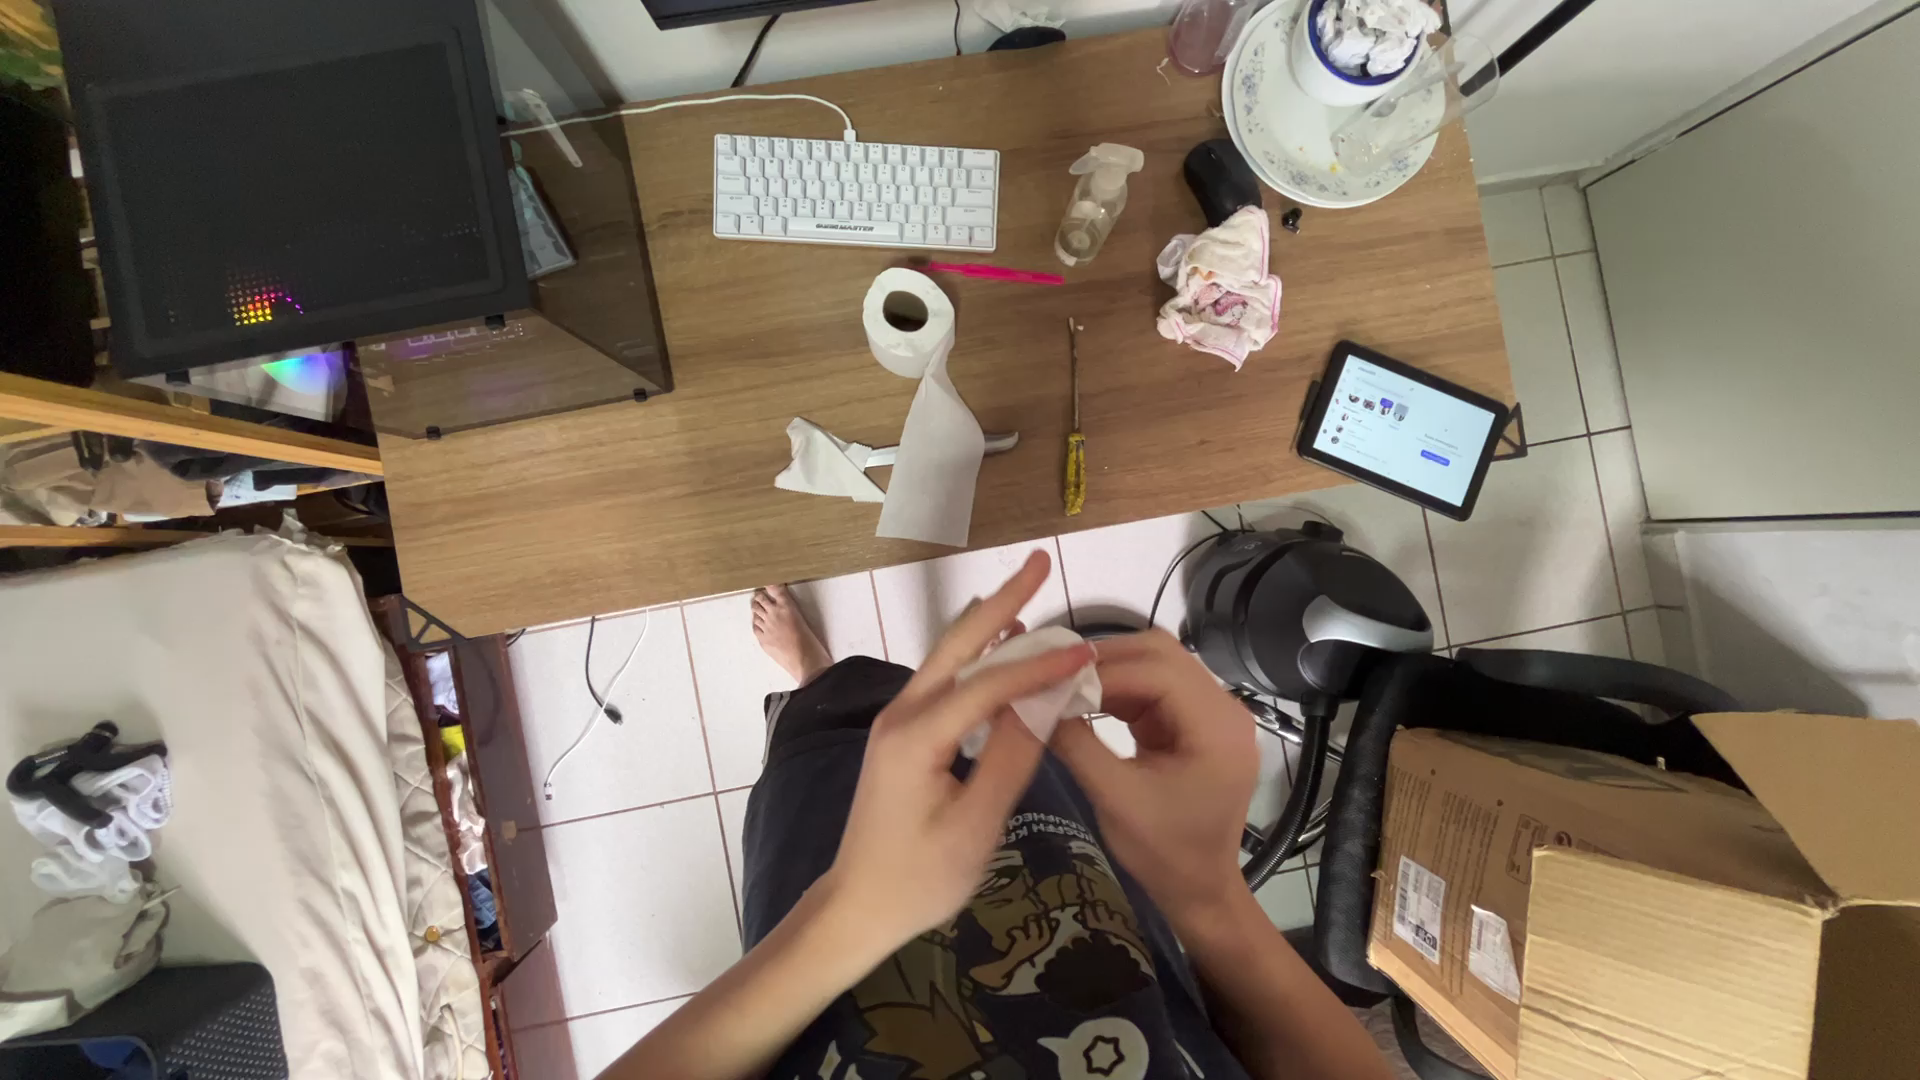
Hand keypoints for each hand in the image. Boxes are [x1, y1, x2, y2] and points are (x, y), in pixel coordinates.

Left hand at [818, 550, 1091, 954]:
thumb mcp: (975, 826)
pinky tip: (998, 645)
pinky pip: (945, 678)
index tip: (1085, 648)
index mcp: (917, 734)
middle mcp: (902, 712)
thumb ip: (1010, 759)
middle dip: (1002, 600)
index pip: (989, 683)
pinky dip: (977, 653)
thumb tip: (1044, 701)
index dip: (1039, 665)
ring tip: (1027, 591)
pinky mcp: (904, 731)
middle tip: (1040, 562)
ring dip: (989, 621)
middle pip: (958, 642)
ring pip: (949, 654)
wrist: (857, 905)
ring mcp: (899, 718)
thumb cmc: (918, 877)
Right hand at [1049, 629, 1257, 924]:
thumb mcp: (1115, 798)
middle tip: (1057, 676)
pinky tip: (1084, 699)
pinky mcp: (1191, 719)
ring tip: (1065, 686)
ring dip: (1109, 670)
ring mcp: (1210, 711)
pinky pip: (1151, 685)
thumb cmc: (1164, 852)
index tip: (1054, 682)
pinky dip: (1116, 687)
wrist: (1198, 889)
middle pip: (1161, 653)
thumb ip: (1076, 744)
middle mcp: (1223, 707)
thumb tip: (1030, 700)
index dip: (1103, 671)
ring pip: (1155, 662)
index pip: (1158, 672)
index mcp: (1218, 727)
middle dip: (1106, 660)